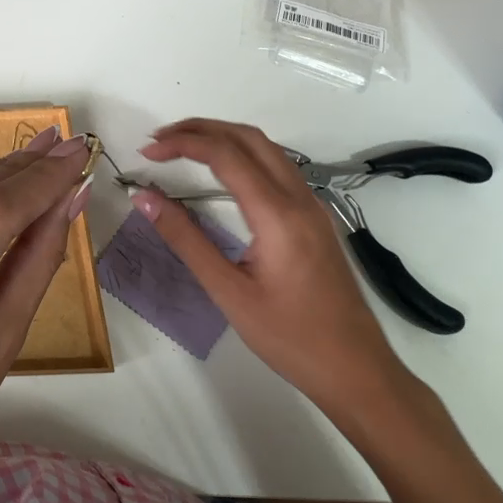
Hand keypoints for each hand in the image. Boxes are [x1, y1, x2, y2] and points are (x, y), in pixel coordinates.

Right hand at [133, 119, 408, 411]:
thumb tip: (144, 197)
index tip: (146, 152)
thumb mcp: (227, 291)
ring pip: (266, 149)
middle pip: (248, 138)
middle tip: (158, 139)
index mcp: (278, 215)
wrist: (359, 373)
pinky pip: (276, 167)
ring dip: (221, 138)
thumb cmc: (290, 338)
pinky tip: (218, 174)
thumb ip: (185, 239)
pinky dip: (241, 154)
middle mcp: (300, 201)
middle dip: (200, 129)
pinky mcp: (315, 220)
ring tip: (180, 148)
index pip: (225, 154)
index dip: (181, 143)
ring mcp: (313, 209)